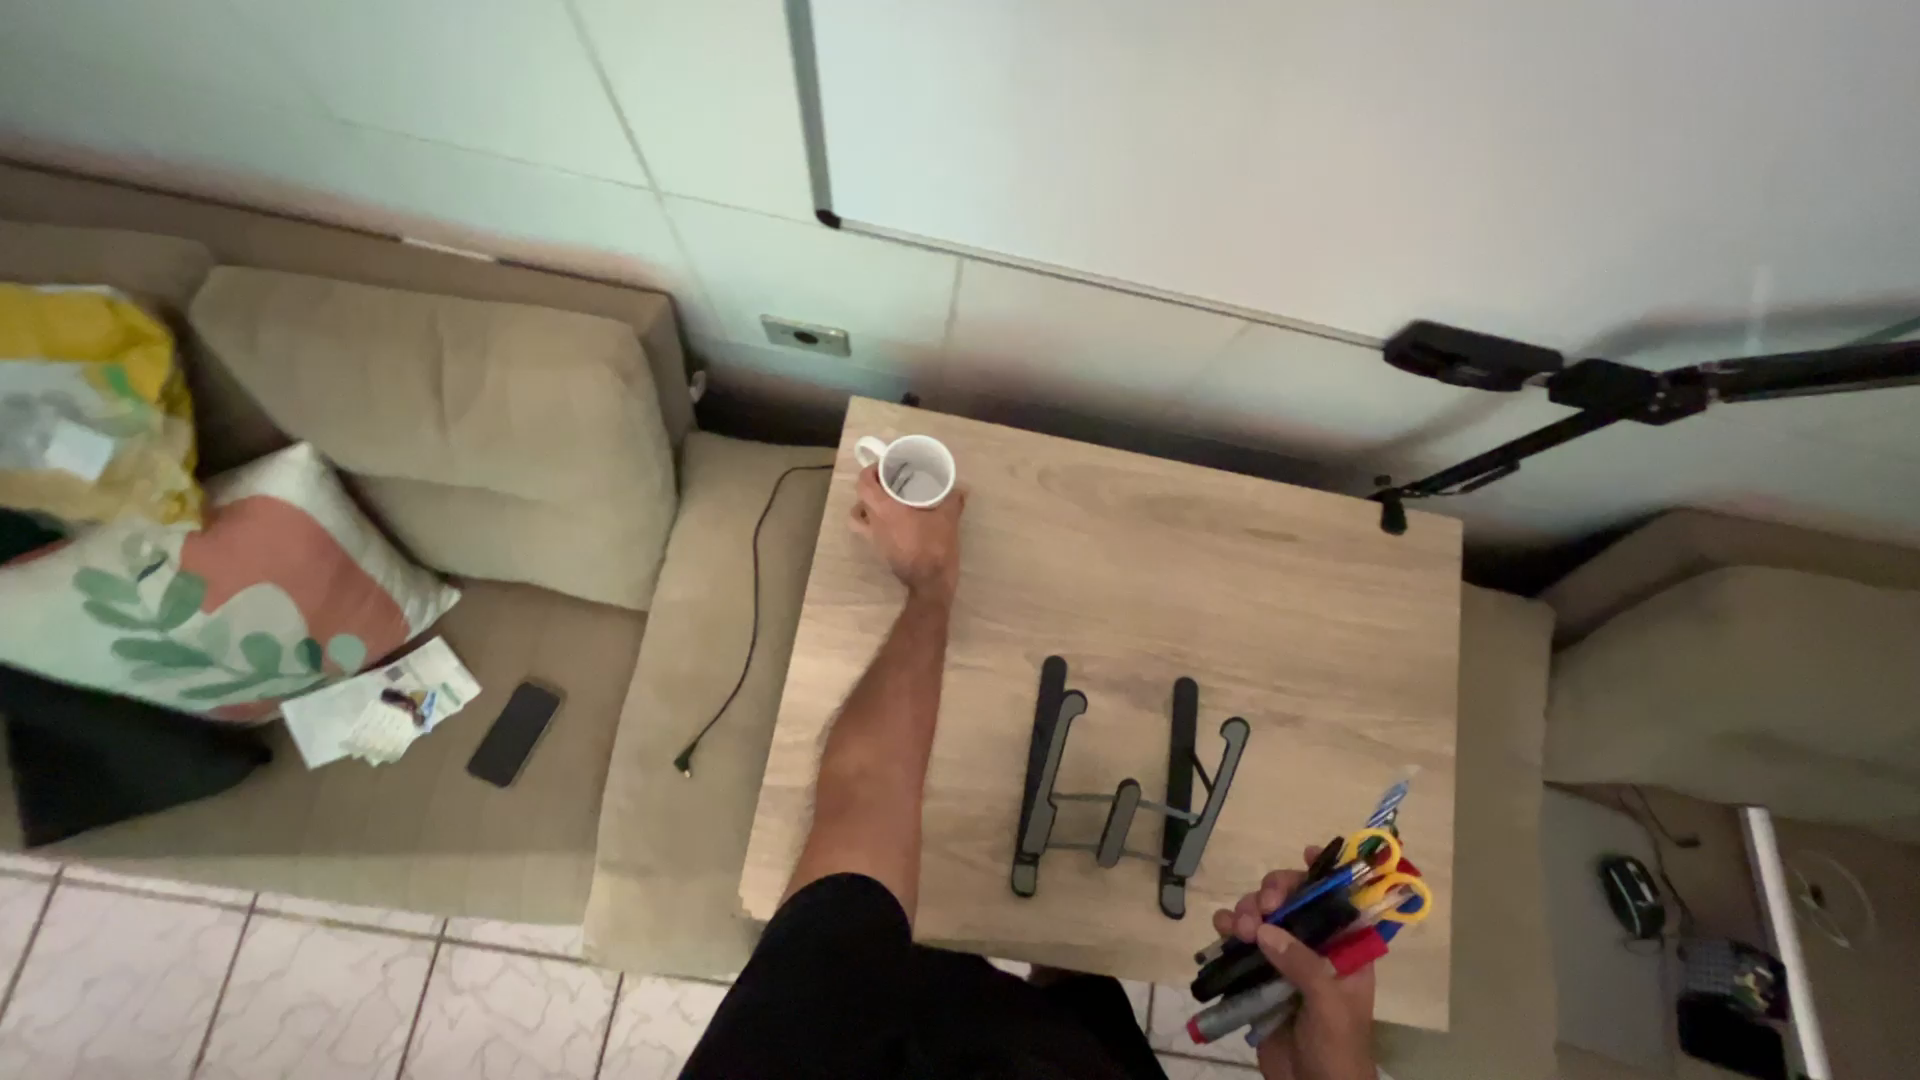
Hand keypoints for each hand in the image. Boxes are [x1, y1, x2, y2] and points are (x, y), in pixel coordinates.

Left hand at [849, 465, 965, 601]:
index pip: (864, 484)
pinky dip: (875, 523)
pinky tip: (893, 522)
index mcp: (885, 510)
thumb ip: (953, 500)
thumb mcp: (948, 519)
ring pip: (858, 518)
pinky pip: (869, 532)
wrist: (930, 583)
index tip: (884, 467)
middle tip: (889, 481)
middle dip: (871, 486)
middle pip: (861, 498)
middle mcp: (874, 523)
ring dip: (865, 507)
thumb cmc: (935, 547)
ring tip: (883, 501)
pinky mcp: (881, 552)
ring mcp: (875, 540)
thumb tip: (962, 489)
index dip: (869, 472)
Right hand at [1212, 847, 1375, 1079]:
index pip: (1339, 901)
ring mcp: (1283, 959)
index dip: (1326, 875)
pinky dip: (1228, 928)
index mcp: (1344, 951)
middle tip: (1262, 906)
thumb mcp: (1330, 1007)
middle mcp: (1314, 947)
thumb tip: (1264, 929)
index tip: (1308, 854)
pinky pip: (1240, 940)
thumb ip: (1302, 964)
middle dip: (1273, 893)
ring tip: (1237, 928)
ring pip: (1262, 914)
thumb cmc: (1338, 1052)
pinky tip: (1222, 931)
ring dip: (1247, 910)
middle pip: (1292, 900)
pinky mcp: (1257, 973)